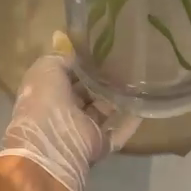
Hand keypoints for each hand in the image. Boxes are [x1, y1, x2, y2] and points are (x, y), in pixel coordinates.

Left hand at [0, 33, 140, 190]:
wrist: (53, 145)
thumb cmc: (44, 100)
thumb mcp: (46, 68)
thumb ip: (60, 57)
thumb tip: (68, 45)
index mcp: (47, 93)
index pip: (65, 76)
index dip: (79, 63)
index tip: (99, 49)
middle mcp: (64, 111)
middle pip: (86, 93)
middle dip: (100, 80)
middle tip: (123, 61)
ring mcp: (82, 130)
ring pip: (103, 110)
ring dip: (117, 98)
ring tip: (137, 78)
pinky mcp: (100, 144)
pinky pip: (118, 131)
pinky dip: (131, 121)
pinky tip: (145, 105)